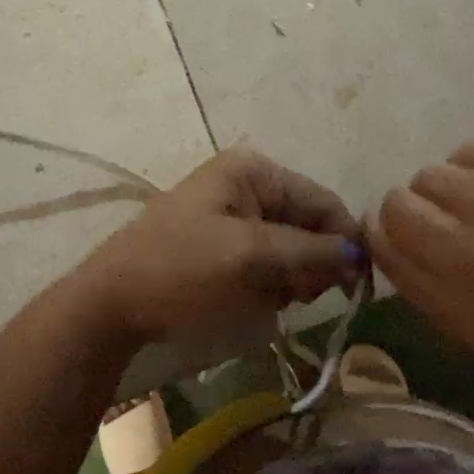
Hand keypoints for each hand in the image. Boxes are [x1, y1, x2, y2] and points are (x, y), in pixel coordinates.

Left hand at [72, 148, 365, 344]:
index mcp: (252, 171)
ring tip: (269, 299)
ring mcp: (232, 215)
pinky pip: (266, 264)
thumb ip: (308, 251)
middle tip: (299, 296)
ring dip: (290, 279)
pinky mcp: (222, 246)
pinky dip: (269, 286)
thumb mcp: (250, 257)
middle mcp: (246, 184)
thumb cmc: (182, 269)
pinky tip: (253, 301)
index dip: (345, 240)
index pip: (322, 199)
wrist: (115, 302)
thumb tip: (358, 254)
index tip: (358, 289)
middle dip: (311, 262)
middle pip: (308, 223)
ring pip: (290, 249)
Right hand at [368, 138, 473, 366]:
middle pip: (396, 206)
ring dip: (448, 191)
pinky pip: (466, 152)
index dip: (383, 240)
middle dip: (410, 214)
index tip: (397, 238)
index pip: (386, 253)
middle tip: (445, 222)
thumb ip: (439, 299)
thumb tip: (389, 249)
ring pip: (428, 174)